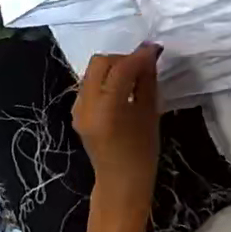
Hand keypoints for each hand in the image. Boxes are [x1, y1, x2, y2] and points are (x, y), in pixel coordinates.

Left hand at [72, 44, 162, 221]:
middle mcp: (86, 105)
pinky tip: (120, 90)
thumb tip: (149, 56)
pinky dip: (104, 80)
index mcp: (107, 110)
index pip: (121, 70)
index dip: (139, 56)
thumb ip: (147, 82)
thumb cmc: (142, 154)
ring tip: (134, 77)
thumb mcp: (149, 115)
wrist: (120, 182)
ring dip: (112, 68)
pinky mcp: (75, 112)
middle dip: (122, 59)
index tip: (155, 48)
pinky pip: (88, 85)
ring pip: (91, 72)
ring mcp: (77, 108)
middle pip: (100, 63)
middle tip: (143, 66)